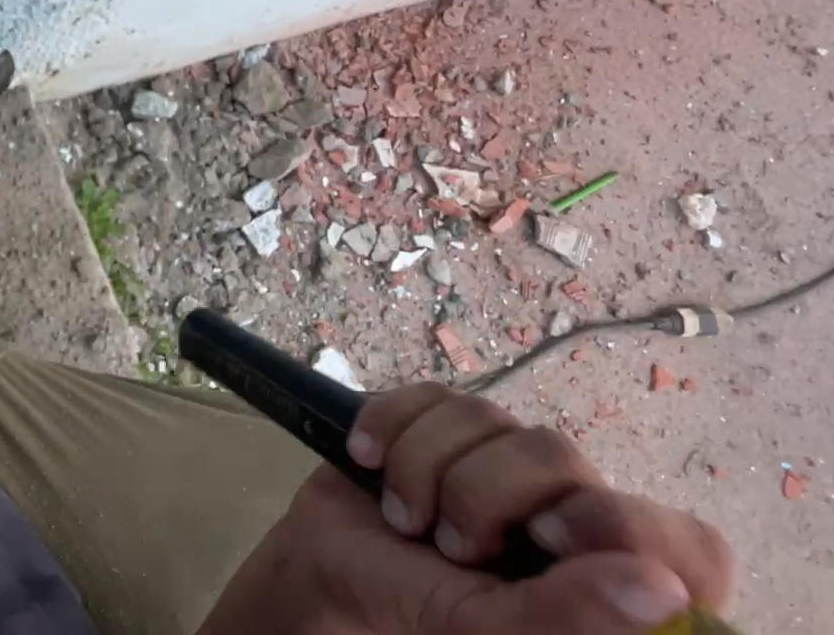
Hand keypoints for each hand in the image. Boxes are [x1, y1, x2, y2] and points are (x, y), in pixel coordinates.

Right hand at [200, 384, 734, 634]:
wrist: (325, 568)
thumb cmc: (410, 613)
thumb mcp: (488, 632)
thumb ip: (570, 618)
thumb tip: (660, 588)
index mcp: (603, 573)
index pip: (679, 537)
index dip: (624, 524)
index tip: (548, 537)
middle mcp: (564, 507)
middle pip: (553, 453)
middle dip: (477, 494)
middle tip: (448, 544)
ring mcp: (495, 456)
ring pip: (480, 416)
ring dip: (419, 466)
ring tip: (402, 515)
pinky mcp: (434, 421)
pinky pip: (424, 393)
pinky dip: (386, 424)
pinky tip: (366, 458)